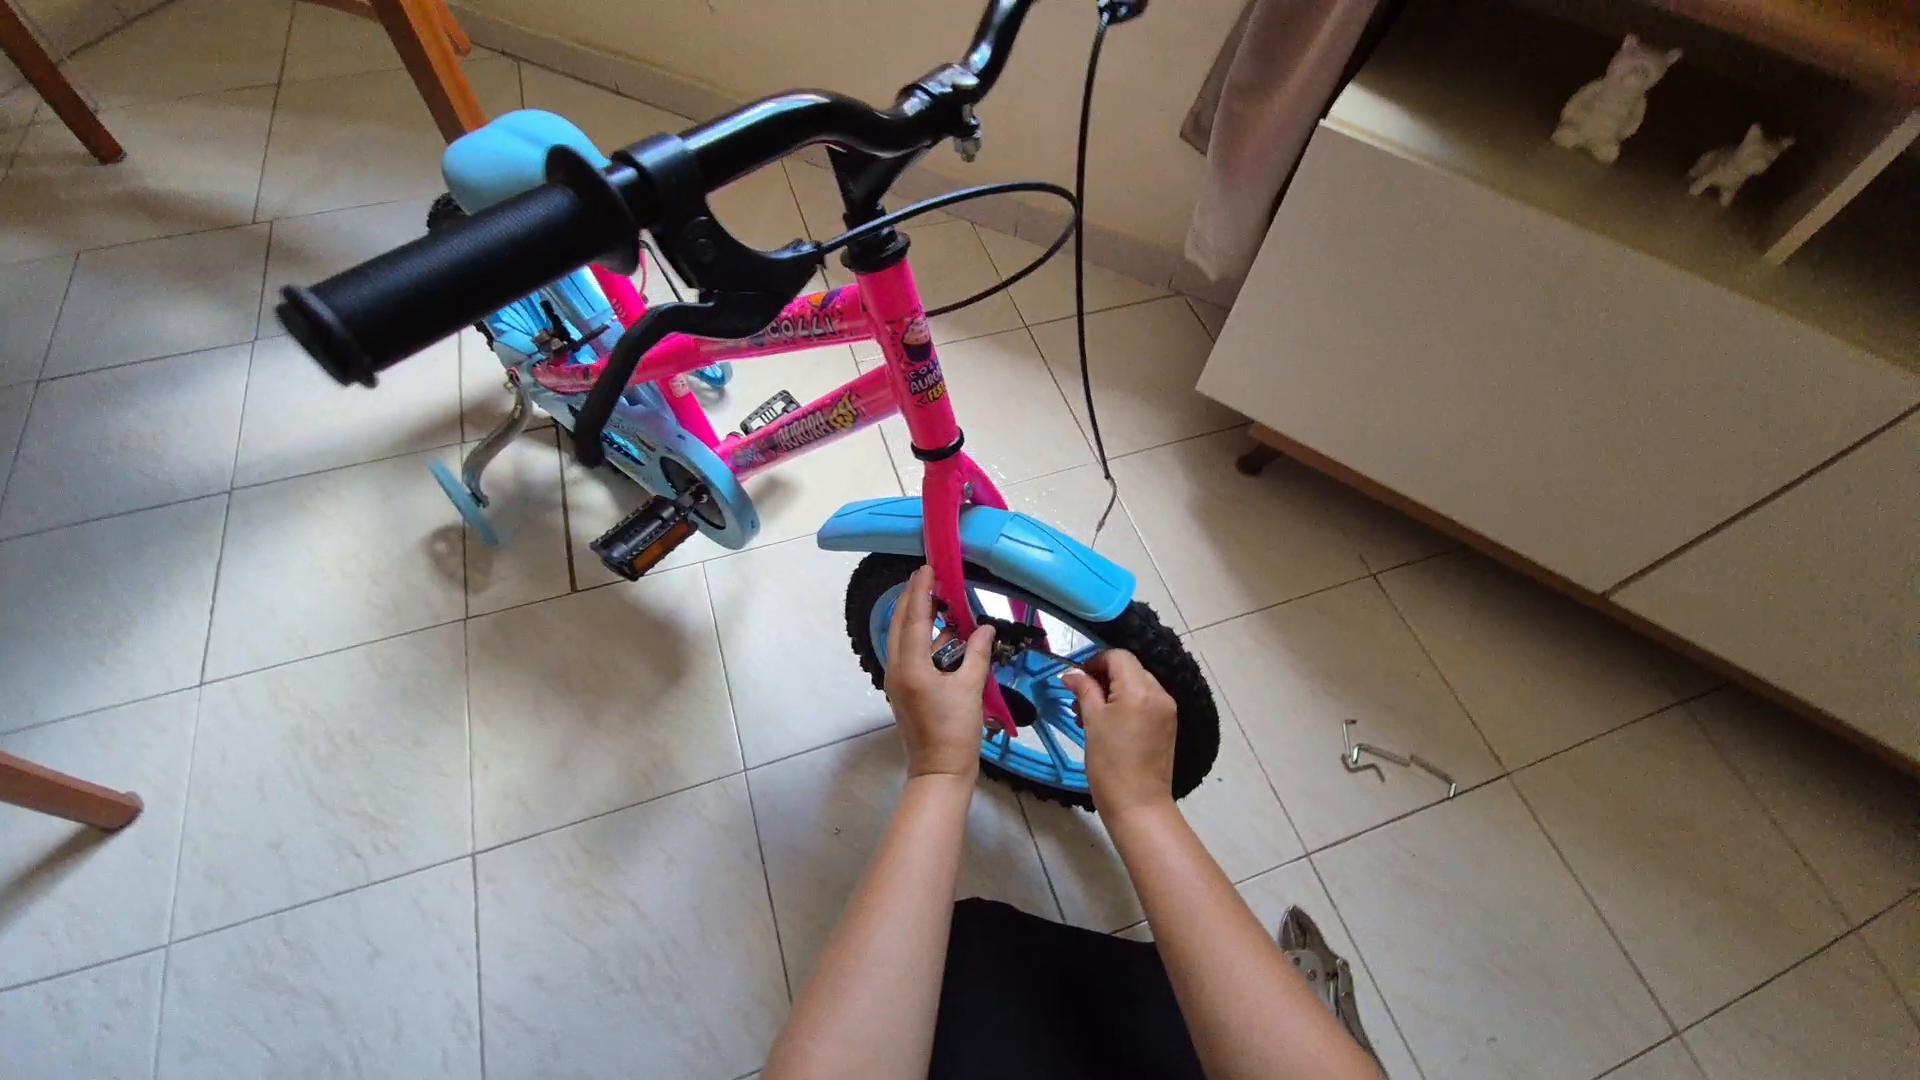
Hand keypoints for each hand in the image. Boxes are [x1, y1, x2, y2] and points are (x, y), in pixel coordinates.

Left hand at [884, 565, 995, 779]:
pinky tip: (944, 635)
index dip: (920, 591)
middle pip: (900, 624)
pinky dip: (924, 640)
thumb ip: (976, 653)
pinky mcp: (904, 690)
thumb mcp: (970, 688)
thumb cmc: (956, 731)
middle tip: (928, 577)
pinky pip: (910, 654)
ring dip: (920, 619)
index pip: (913, 618)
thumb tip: (984, 628)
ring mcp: (897, 680)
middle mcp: (897, 669)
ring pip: (904, 639)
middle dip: (913, 599)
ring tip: (940, 601)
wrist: (939, 771)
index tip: (926, 568)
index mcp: (911, 667)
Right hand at [1063, 650, 1177, 818]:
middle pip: (1129, 669)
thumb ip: (1084, 690)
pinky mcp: (1167, 725)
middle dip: (1102, 677)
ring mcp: (1166, 710)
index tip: (1076, 679)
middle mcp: (1159, 693)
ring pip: (1136, 685)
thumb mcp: (1092, 722)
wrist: (1138, 805)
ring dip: (1112, 691)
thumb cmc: (1109, 763)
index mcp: (1140, 689)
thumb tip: (1072, 673)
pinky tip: (1108, 723)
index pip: (1118, 657)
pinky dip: (1125, 704)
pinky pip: (1145, 702)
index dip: (1095, 661)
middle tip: (1079, 699)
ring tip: (1089, 714)